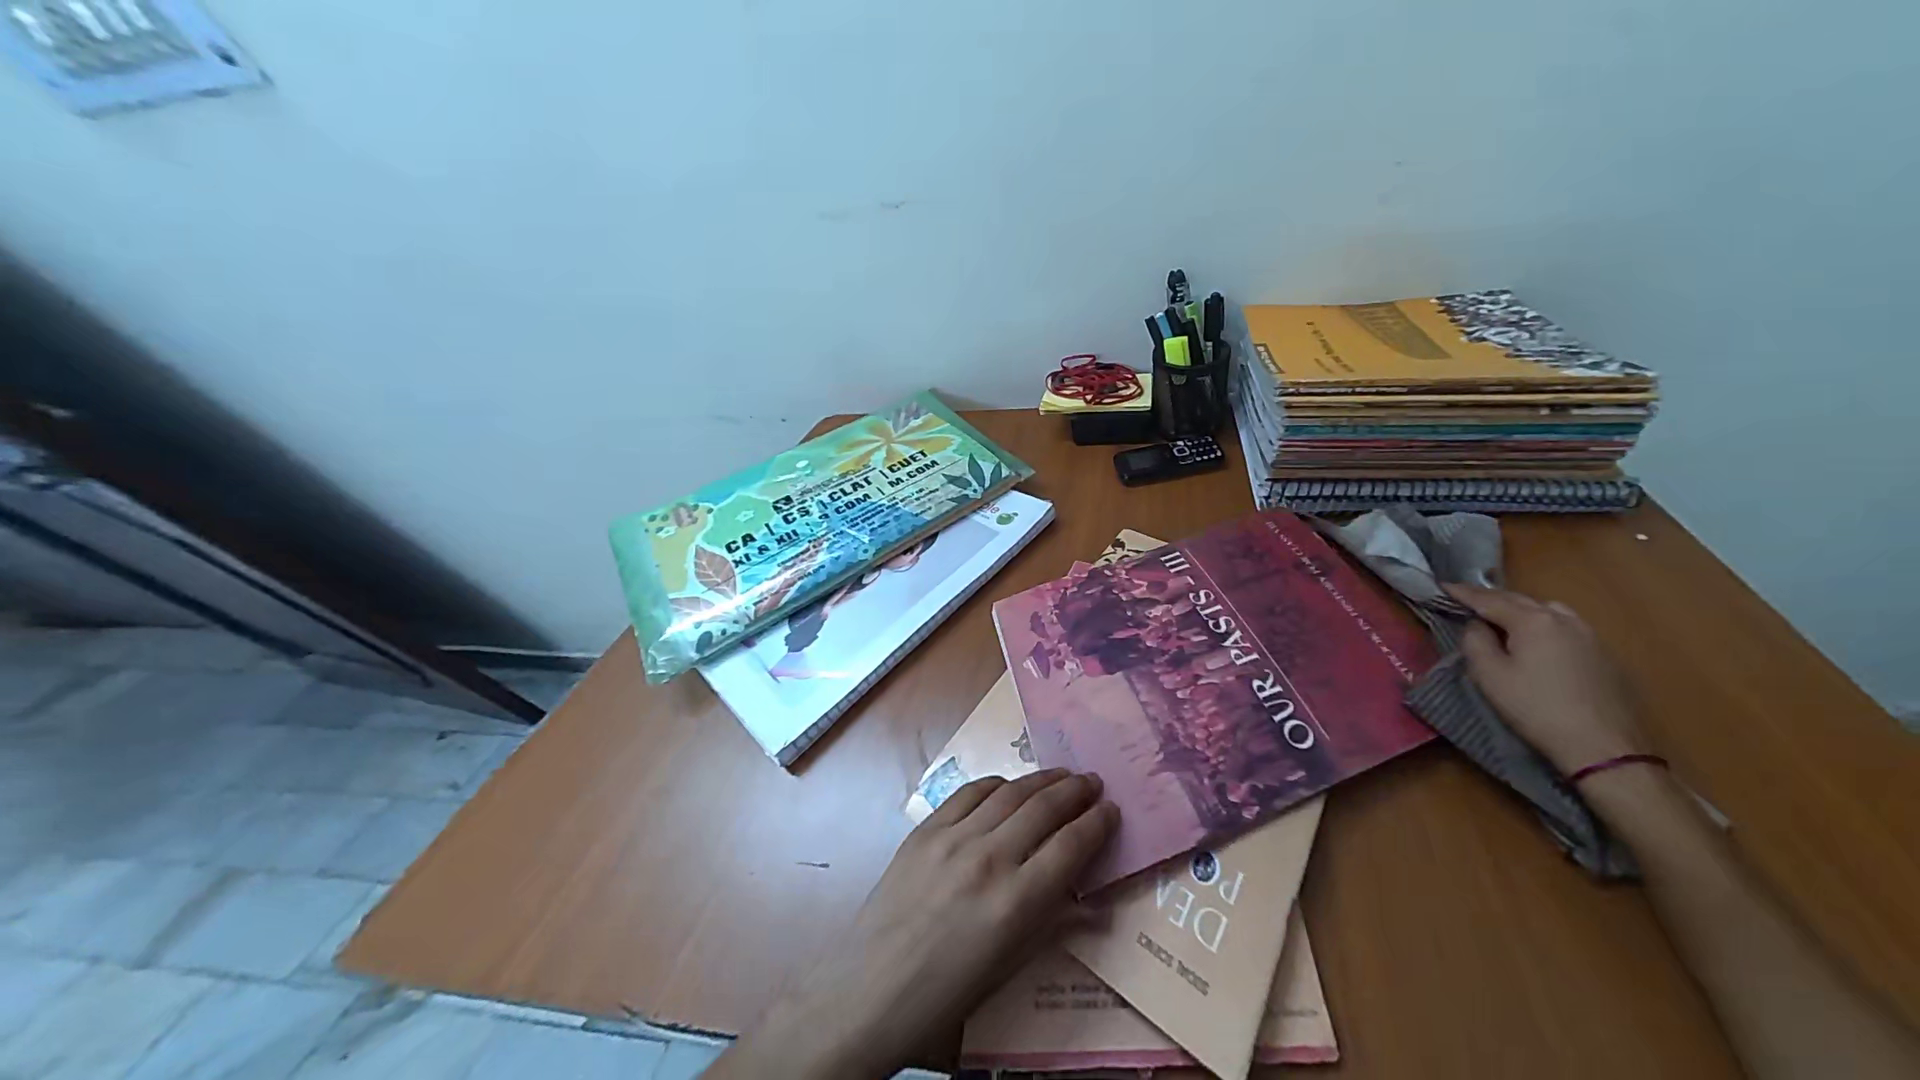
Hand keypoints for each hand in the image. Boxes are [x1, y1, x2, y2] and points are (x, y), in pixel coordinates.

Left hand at [709, 769, 1118, 1079]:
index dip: (1098, 824)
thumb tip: (1081, 887)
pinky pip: (969, 793)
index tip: (1112, 810)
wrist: (871, 988)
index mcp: (1017, 902)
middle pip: (1045, 808)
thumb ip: (1048, 916)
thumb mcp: (1010, 964)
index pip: (1072, 846)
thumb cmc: (948, 992)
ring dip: (1042, 779)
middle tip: (1094, 782)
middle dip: (1076, 792)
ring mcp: (953, 838)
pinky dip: (996, 784)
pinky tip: (1009, 785)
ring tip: (1063, 774)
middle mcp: (989, 859)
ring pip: (1010, 792)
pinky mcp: (925, 829)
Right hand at [1446, 584, 1650, 775]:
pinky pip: (1567, 626)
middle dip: (1493, 598)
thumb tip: (1476, 625)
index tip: (1442, 585)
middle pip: (1521, 600)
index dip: (1463, 592)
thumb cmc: (1534, 708)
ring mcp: (1590, 636)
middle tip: (1468, 599)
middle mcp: (1564, 619)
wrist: (1601, 745)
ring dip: (1522, 609)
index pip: (1489, 600)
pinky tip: (1538, 640)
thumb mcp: (1489, 675)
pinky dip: (1544, 624)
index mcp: (1533, 621)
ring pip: (1549, 610)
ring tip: (1505, 618)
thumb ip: (1475, 641)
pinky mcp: (1604, 655)